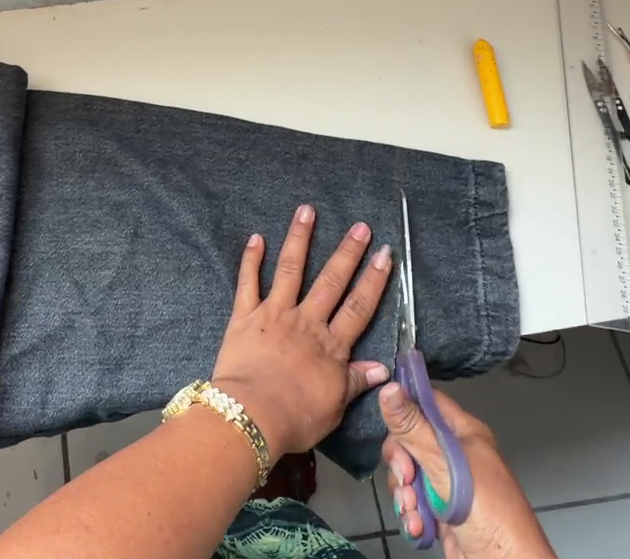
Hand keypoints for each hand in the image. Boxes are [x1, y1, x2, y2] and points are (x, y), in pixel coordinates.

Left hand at [209, 204, 394, 456]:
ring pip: (290, 269)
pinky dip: (251, 259)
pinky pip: (248, 282)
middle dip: (347, 252)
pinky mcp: (245, 315)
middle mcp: (306, 321)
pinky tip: (256, 237)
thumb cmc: (296, 417)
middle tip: (359, 226)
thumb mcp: (335, 406)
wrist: (252, 416)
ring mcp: (274, 313)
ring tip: (306, 210)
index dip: (373, 280)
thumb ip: (355, 381)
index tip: (384, 254)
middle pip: (331, 281)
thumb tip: (383, 368)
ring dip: (299, 238)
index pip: (358, 307)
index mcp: (331, 345)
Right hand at [381, 385, 555, 558]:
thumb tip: (388, 386)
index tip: (389, 427)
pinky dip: (411, 513)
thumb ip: (412, 427)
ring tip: (413, 512)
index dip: (402, 409)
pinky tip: (417, 527)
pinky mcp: (442, 510)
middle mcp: (455, 454)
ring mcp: (448, 484)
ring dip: (404, 493)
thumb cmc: (484, 510)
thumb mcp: (444, 464)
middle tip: (405, 479)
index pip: (425, 402)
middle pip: (410, 440)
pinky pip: (414, 499)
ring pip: (408, 473)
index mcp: (464, 432)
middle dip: (400, 463)